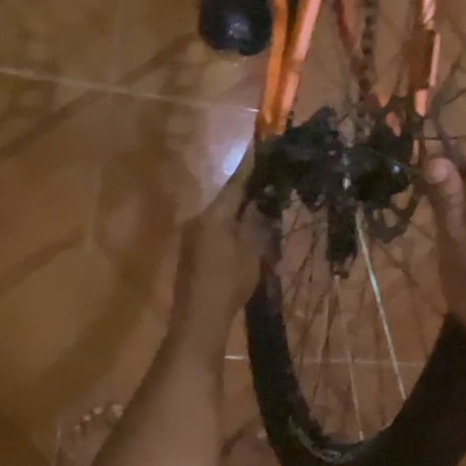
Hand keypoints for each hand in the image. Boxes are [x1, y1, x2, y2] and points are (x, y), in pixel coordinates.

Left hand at [172, 153, 275, 335]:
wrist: (198, 320)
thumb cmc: (228, 284)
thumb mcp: (251, 252)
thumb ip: (256, 223)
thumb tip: (262, 201)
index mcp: (214, 215)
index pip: (236, 182)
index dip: (252, 165)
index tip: (264, 145)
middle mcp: (200, 219)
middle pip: (228, 198)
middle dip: (250, 189)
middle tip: (272, 179)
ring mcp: (193, 236)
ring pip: (223, 215)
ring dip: (242, 210)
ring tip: (265, 205)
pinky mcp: (193, 252)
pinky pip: (217, 229)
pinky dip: (234, 226)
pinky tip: (249, 232)